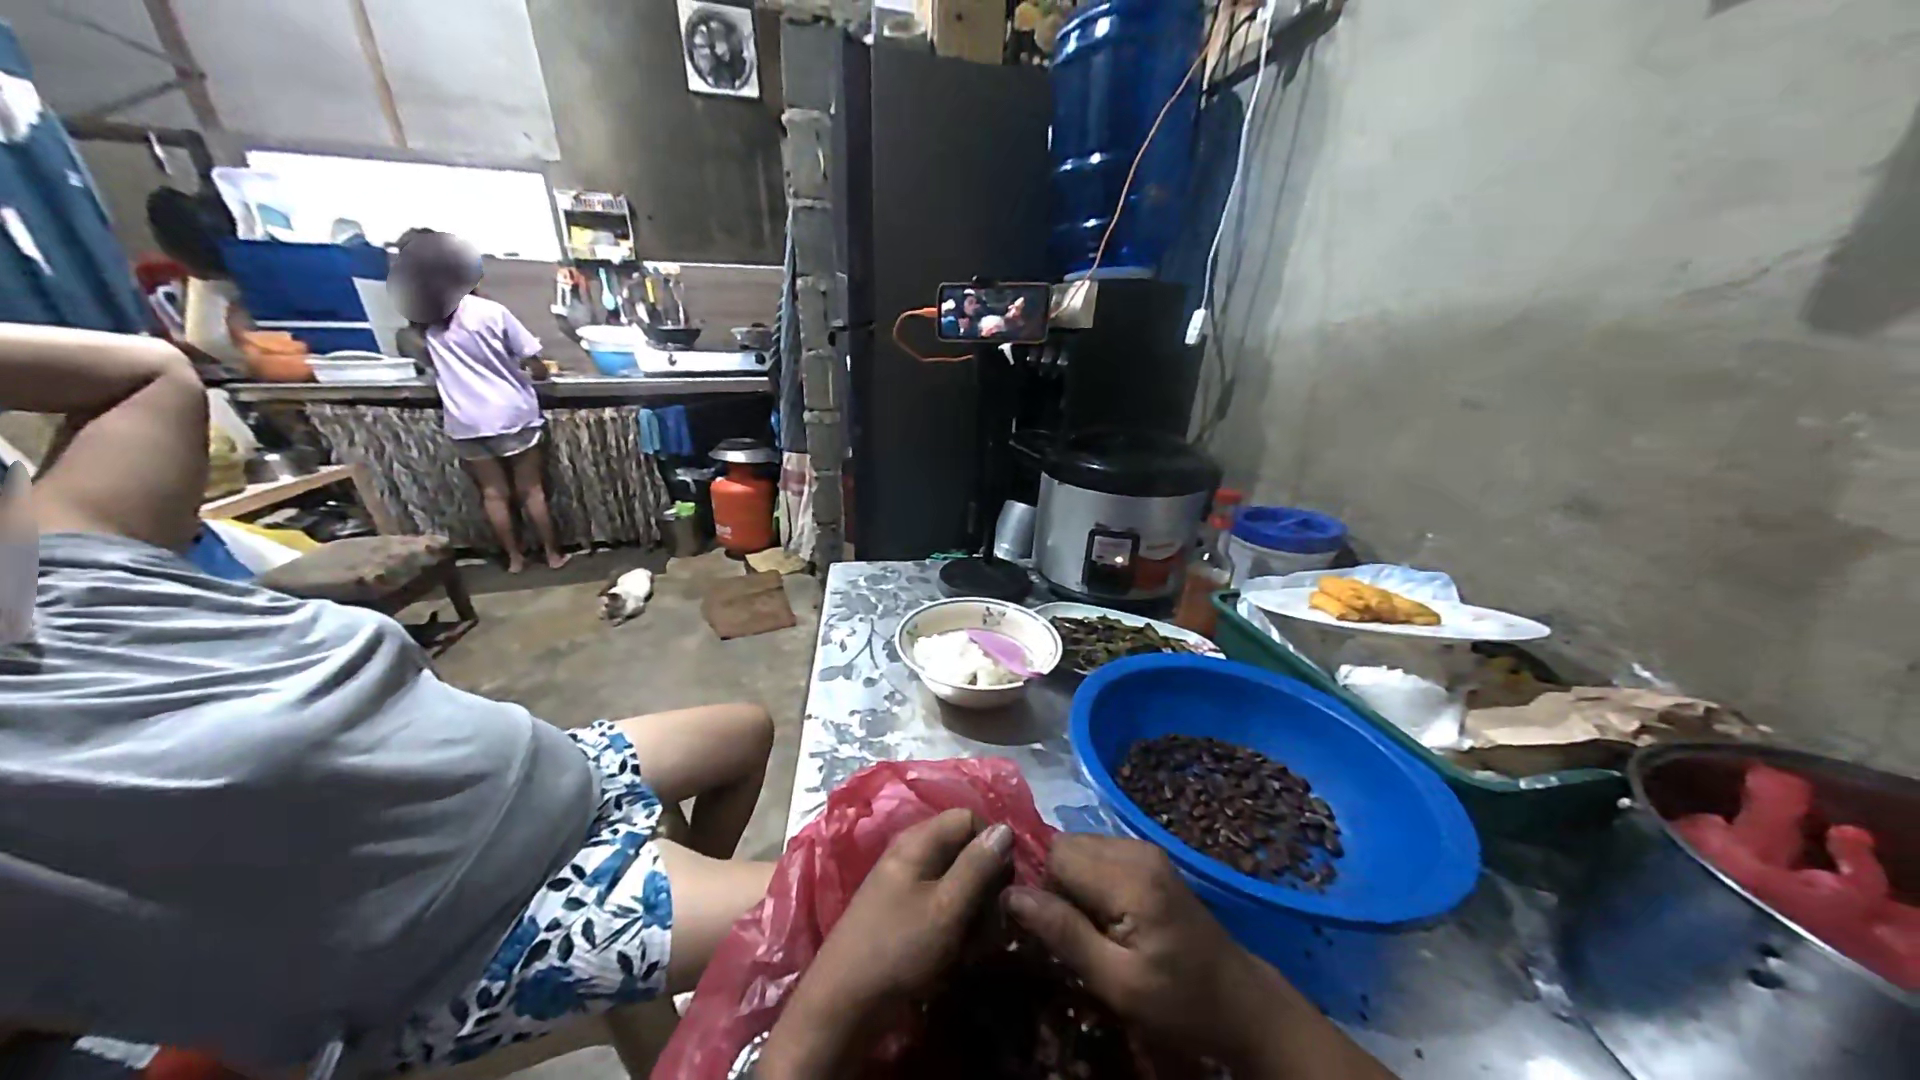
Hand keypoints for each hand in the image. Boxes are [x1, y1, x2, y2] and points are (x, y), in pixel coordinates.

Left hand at [758, 809, 1013, 1079]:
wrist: (843, 1003)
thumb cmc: (898, 948)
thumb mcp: (947, 907)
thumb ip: (977, 866)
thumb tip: (1005, 828)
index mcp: (918, 841)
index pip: (969, 818)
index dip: (992, 844)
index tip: (1005, 883)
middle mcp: (911, 853)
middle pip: (963, 849)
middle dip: (985, 883)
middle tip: (993, 920)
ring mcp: (905, 883)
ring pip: (956, 880)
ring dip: (974, 909)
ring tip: (976, 943)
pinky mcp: (903, 911)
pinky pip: (941, 903)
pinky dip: (955, 923)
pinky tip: (959, 952)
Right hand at [1005, 835, 1392, 1078]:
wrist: (1241, 1003)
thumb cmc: (1180, 1002)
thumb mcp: (1116, 982)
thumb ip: (1063, 933)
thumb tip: (1010, 895)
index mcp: (1130, 877)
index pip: (1055, 852)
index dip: (1038, 883)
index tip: (1037, 922)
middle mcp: (1135, 849)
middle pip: (1066, 844)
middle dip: (1052, 880)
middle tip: (1059, 928)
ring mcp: (1145, 850)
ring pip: (1079, 846)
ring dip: (1069, 879)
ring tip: (1081, 925)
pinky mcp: (1149, 858)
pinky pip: (1099, 853)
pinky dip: (1088, 878)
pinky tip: (1100, 914)